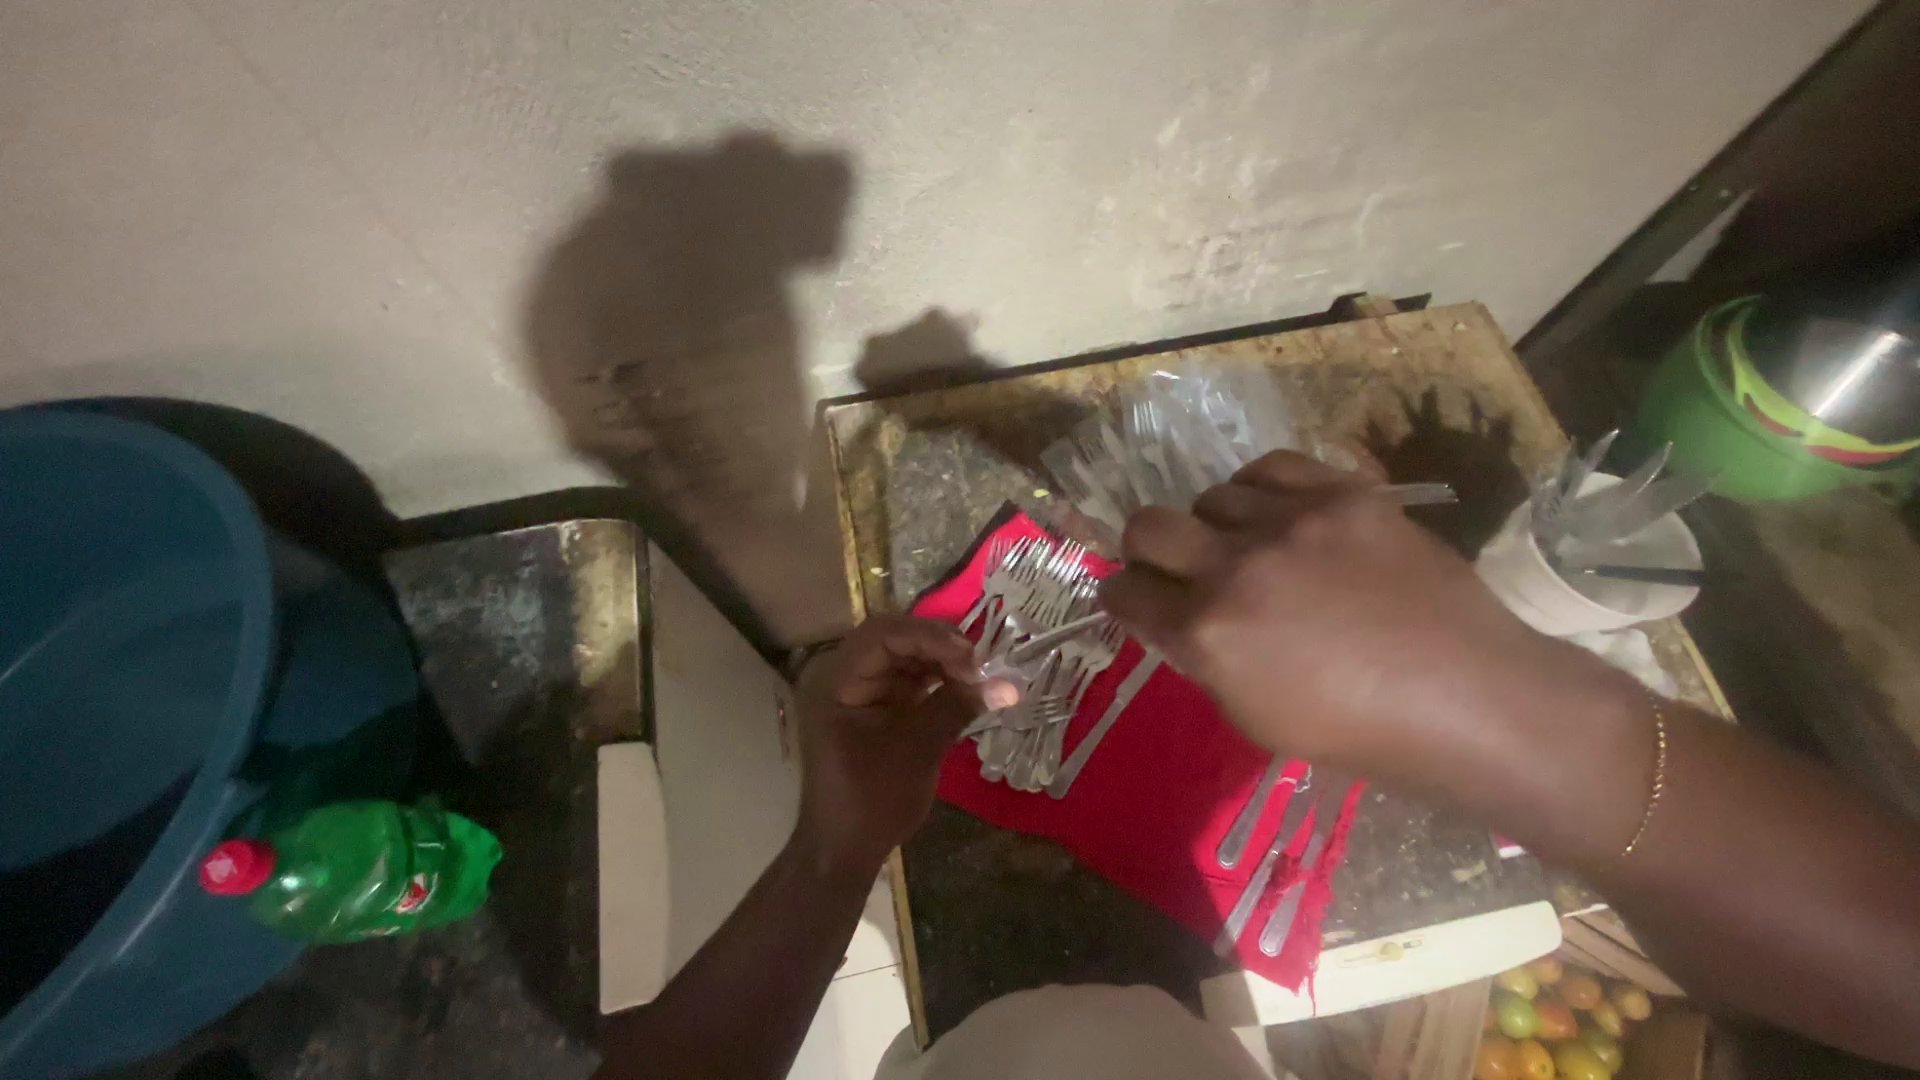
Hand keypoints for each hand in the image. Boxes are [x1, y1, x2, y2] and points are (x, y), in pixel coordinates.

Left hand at [791, 615, 1016, 867]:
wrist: (844, 850)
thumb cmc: (871, 802)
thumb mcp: (917, 751)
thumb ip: (957, 708)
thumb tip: (1009, 684)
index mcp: (838, 682)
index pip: (881, 635)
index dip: (927, 637)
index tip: (969, 656)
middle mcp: (844, 676)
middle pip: (892, 638)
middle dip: (937, 645)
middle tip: (978, 662)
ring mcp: (860, 690)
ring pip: (904, 655)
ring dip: (941, 660)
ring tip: (978, 674)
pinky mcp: (877, 705)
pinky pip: (908, 678)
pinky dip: (936, 678)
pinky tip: (965, 684)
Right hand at [1098, 451, 1614, 783]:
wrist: (1468, 698)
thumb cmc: (1354, 730)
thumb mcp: (1250, 715)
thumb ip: (1196, 656)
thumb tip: (1168, 614)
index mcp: (1207, 634)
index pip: (1125, 593)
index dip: (1123, 596)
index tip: (1137, 599)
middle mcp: (1235, 569)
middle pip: (1146, 525)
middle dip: (1144, 548)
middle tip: (1173, 563)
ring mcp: (1290, 524)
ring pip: (1209, 496)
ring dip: (1213, 525)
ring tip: (1247, 545)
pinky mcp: (1342, 495)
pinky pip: (1268, 468)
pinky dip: (1258, 491)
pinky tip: (1276, 515)